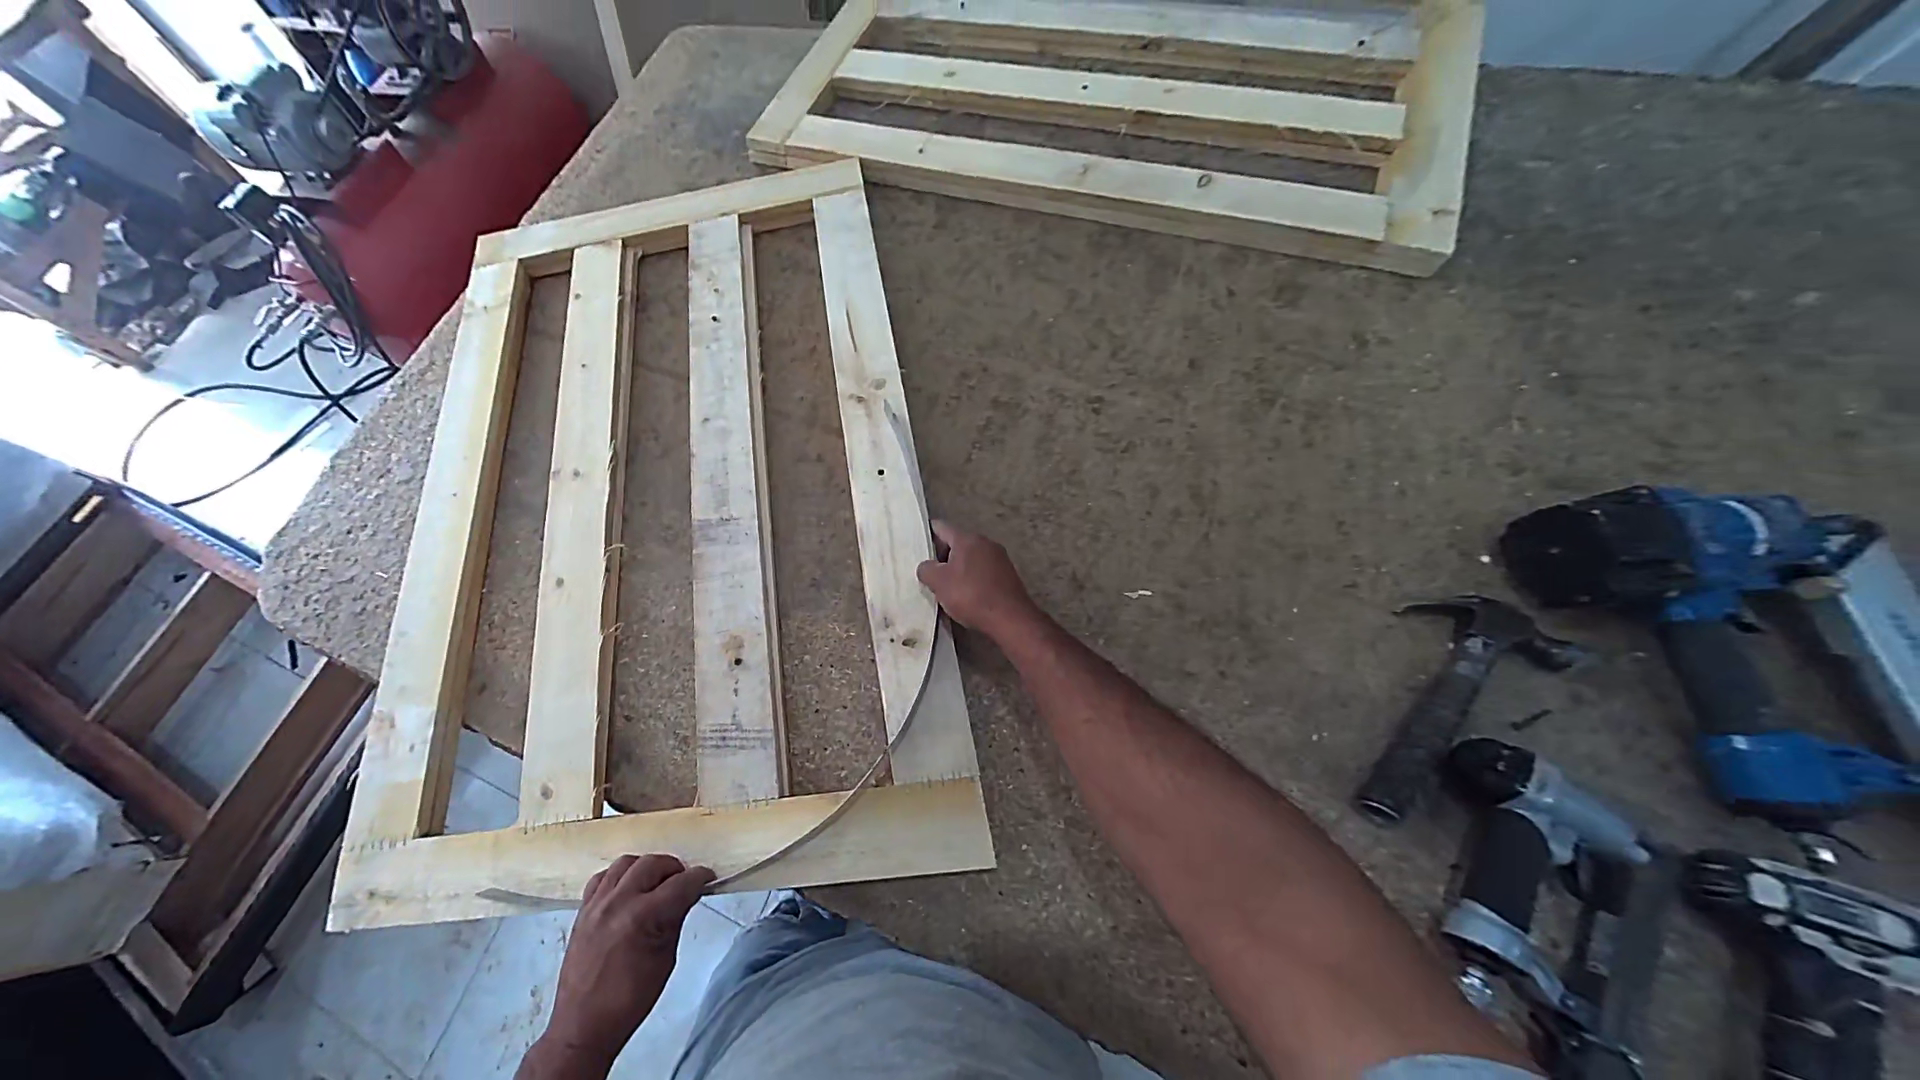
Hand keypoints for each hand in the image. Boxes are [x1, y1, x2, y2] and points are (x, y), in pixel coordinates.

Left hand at [523, 855, 714, 1077]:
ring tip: (655, 883)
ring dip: (646, 868)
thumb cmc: (631, 998)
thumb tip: (688, 894)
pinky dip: (619, 877)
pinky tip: (628, 890)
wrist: (584, 1025)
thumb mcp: (666, 957)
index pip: (681, 882)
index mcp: (643, 916)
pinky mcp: (582, 911)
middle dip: (675, 869)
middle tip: (684, 882)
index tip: (708, 878)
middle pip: (653, 863)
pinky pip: (602, 878)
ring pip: (627, 863)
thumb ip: (676, 918)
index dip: (700, 877)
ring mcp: (597, 905)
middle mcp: (618, 903)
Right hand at [916, 520, 1042, 640]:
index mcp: (967, 539)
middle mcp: (986, 543)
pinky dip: (973, 578)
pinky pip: (983, 571)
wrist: (1010, 618)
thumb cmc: (970, 595)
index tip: (917, 548)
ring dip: (958, 568)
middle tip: (930, 574)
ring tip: (947, 587)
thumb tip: (927, 566)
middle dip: (942, 556)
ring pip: (971, 558)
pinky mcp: (1008, 575)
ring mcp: (1000, 558)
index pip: (941, 527)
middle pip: (957, 543)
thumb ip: (926, 569)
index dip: (927, 536)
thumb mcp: (939, 583)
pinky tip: (968, 595)